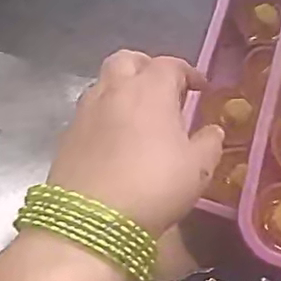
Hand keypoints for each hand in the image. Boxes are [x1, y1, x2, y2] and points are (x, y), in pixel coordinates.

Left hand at [47, 51, 223, 236]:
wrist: (93, 220)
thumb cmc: (156, 186)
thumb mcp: (198, 168)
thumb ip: (209, 143)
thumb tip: (213, 130)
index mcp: (151, 90)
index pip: (171, 65)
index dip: (189, 72)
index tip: (201, 88)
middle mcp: (115, 90)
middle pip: (128, 60)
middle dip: (148, 67)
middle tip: (165, 89)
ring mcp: (86, 111)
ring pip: (105, 82)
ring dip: (124, 88)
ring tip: (141, 113)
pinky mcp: (68, 134)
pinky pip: (91, 110)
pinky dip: (108, 113)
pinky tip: (118, 138)